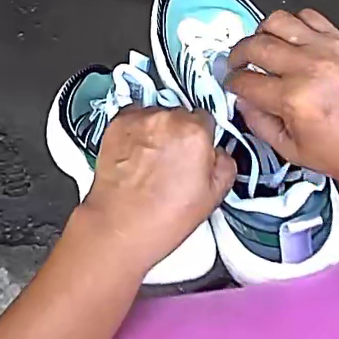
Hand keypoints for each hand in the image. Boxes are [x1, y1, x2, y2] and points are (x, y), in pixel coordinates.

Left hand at [72, 107, 234, 274]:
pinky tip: (135, 154)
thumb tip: (218, 150)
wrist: (121, 223)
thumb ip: (224, 162)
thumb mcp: (214, 194)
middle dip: (178, 133)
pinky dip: (135, 131)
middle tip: (172, 160)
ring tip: (150, 160)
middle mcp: (166, 118)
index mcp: (195, 132)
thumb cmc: (165, 214)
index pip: (205, 119)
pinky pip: (132, 119)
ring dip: (156, 130)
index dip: (201, 137)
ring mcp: (138, 119)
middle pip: (179, 115)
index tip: (195, 150)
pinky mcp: (115, 123)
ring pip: (155, 115)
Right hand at [225, 9, 338, 195]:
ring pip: (275, 21)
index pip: (244, 81)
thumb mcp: (294, 153)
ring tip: (261, 48)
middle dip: (237, 56)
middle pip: (253, 46)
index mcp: (294, 100)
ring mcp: (326, 51)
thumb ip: (260, 124)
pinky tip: (290, 40)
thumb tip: (244, 102)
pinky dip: (292, 24)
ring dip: (260, 34)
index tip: (233, 86)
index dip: (232, 84)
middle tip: (238, 64)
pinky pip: (307, 16)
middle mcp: (308, 69)